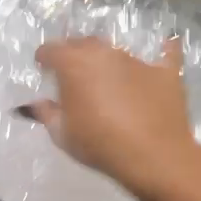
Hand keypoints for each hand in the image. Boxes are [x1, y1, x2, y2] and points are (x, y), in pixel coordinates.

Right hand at [24, 38, 200, 200]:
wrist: (154, 157)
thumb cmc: (100, 144)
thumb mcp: (61, 133)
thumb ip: (46, 112)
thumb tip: (35, 103)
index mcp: (73, 64)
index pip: (50, 49)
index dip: (43, 59)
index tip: (43, 71)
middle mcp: (103, 54)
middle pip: (82, 43)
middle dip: (72, 54)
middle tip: (71, 75)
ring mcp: (136, 61)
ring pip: (114, 50)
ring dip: (105, 59)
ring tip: (105, 77)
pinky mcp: (165, 72)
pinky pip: (166, 52)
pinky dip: (162, 49)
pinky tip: (165, 44)